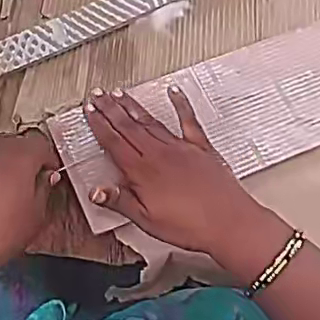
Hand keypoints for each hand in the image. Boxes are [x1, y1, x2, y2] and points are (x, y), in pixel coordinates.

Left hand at [0, 132, 61, 262]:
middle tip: (39, 179)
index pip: (41, 144)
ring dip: (11, 165)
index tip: (53, 173)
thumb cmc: (3, 231)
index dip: (50, 159)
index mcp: (21, 156)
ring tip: (20, 191)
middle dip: (30, 158)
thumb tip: (47, 178)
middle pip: (19, 144)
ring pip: (0, 154)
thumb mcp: (37, 214)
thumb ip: (44, 189)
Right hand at [83, 88, 287, 278]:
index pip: (113, 141)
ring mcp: (180, 148)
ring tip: (119, 93)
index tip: (89, 112)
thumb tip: (96, 191)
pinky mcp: (201, 148)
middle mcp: (159, 154)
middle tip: (97, 94)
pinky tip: (174, 92)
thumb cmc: (191, 226)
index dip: (99, 124)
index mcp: (143, 171)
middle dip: (109, 108)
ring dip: (132, 106)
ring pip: (150, 120)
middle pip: (128, 125)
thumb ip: (120, 202)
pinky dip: (180, 104)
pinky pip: (188, 120)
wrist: (230, 223)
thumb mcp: (147, 220)